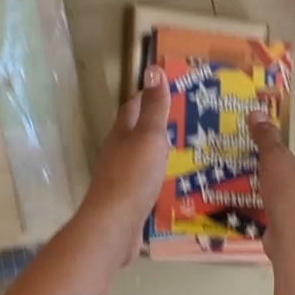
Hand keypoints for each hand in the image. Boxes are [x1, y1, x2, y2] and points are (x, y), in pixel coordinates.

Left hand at [76, 66, 172, 265]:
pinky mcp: (126, 201)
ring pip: (139, 158)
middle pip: (134, 133)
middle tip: (181, 119)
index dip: (147, 96)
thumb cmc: (133, 176)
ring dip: (155, 152)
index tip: (166, 88)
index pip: (133, 107)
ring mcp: (120, 178)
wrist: (113, 225)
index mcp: (122, 134)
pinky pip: (143, 182)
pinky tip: (169, 182)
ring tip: (181, 149)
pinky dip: (156, 177)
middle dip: (153, 125)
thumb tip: (152, 68)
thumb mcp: (149, 137)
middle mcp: (117, 153)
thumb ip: (154, 107)